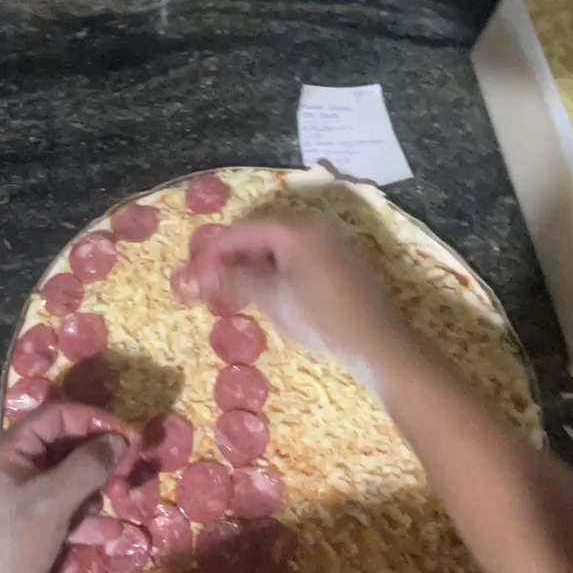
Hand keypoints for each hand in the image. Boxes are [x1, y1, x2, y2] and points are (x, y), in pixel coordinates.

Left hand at [0, 403, 128, 572]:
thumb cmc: (10, 544)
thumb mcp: (52, 501)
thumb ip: (87, 466)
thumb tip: (119, 440)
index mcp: (10, 448)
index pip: (58, 415)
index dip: (96, 420)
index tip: (130, 435)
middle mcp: (13, 464)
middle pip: (65, 445)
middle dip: (100, 456)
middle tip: (132, 467)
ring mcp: (19, 495)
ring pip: (67, 478)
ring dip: (96, 487)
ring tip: (124, 497)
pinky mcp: (27, 524)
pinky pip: (63, 508)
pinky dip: (85, 517)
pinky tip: (110, 532)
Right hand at [192, 219, 411, 375]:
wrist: (378, 345)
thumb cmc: (321, 318)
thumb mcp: (271, 299)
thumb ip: (234, 278)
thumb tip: (200, 272)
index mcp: (296, 230)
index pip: (243, 230)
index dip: (215, 248)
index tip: (194, 266)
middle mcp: (314, 227)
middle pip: (261, 234)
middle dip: (232, 255)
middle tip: (210, 278)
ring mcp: (331, 243)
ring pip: (280, 247)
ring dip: (253, 264)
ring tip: (232, 288)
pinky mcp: (340, 262)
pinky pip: (297, 257)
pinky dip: (275, 269)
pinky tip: (264, 290)